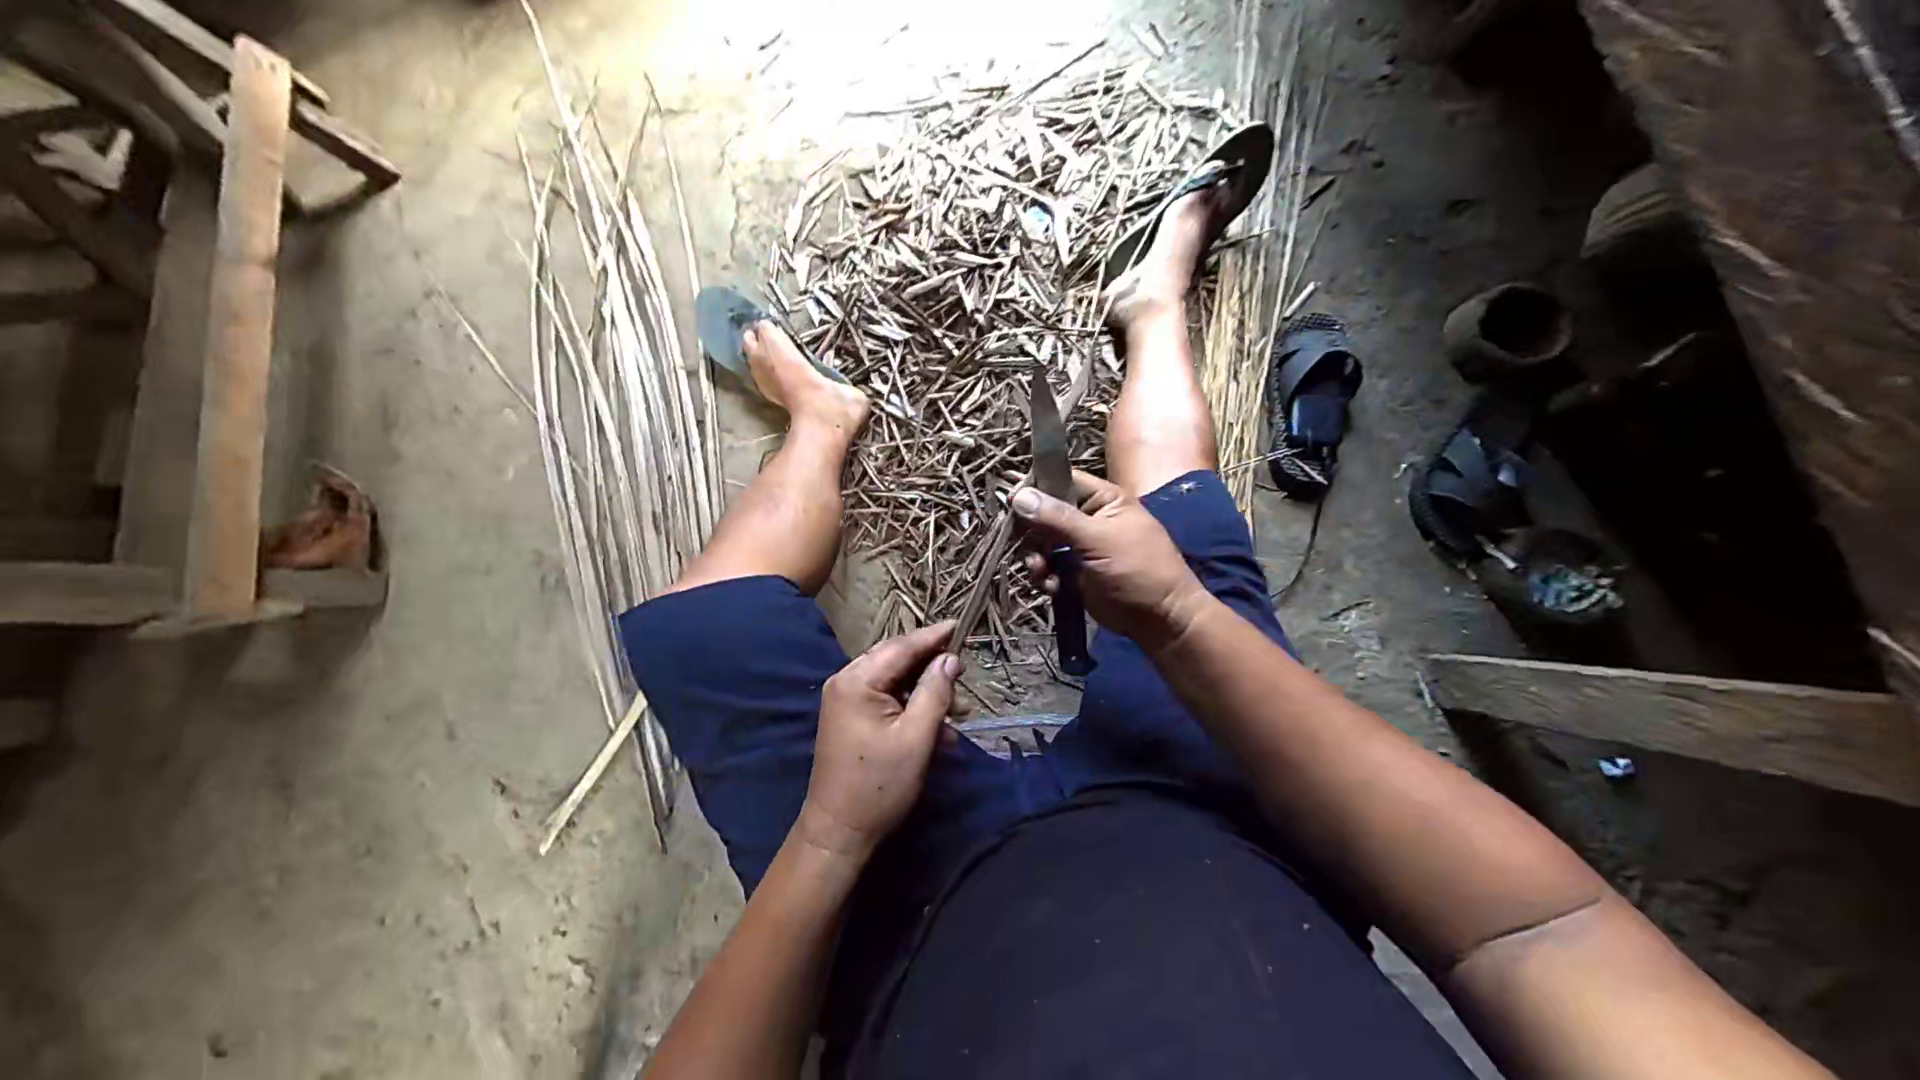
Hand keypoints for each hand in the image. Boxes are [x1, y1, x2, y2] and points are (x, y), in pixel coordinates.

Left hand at [797, 622, 961, 861]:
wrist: (839, 831)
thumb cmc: (879, 785)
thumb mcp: (917, 737)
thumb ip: (935, 692)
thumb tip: (950, 659)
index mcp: (857, 681)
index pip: (901, 647)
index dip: (933, 637)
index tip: (959, 626)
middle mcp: (846, 682)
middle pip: (896, 659)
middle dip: (932, 667)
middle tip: (963, 674)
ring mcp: (844, 700)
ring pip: (894, 681)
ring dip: (925, 692)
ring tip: (957, 713)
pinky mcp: (849, 717)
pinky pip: (885, 699)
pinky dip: (911, 708)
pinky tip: (936, 729)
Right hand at [1013, 471, 1212, 650]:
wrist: (1159, 618)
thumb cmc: (1138, 569)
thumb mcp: (1098, 539)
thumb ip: (1057, 518)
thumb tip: (1019, 496)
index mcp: (1102, 499)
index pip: (1060, 480)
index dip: (1035, 489)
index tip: (1012, 502)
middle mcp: (1088, 518)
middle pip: (1044, 512)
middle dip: (1032, 530)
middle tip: (1026, 543)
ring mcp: (1080, 546)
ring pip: (1041, 542)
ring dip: (1036, 557)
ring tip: (1041, 571)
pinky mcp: (1074, 572)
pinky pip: (1047, 567)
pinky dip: (1045, 577)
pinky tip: (1052, 586)